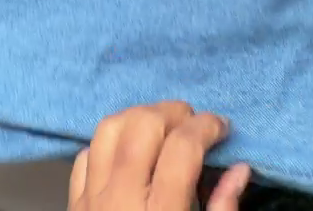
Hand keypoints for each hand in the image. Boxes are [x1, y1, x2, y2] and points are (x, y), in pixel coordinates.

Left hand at [69, 101, 251, 210]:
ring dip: (139, 116)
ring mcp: (91, 203)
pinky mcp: (72, 208)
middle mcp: (121, 202)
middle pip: (143, 125)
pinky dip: (108, 142)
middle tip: (194, 124)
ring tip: (163, 128)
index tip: (223, 128)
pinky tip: (129, 153)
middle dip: (174, 112)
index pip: (182, 147)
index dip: (207, 125)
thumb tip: (239, 169)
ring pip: (109, 129)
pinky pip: (85, 156)